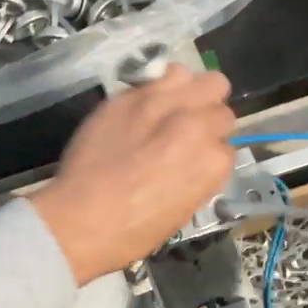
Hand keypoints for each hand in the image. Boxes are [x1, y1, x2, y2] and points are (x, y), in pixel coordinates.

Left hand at [31, 65, 235, 284]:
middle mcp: (193, 123)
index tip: (193, 160)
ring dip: (187, 92)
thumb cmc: (135, 230)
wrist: (81, 219)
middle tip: (185, 132)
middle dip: (206, 116)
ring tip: (170, 110)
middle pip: (219, 103)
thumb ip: (199, 172)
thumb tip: (196, 157)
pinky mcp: (126, 96)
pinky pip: (153, 80)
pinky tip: (141, 111)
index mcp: (212, 159)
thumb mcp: (185, 207)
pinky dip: (154, 92)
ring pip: (192, 77)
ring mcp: (159, 103)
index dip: (209, 151)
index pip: (226, 143)